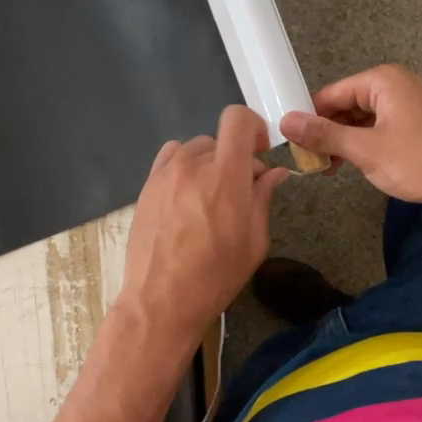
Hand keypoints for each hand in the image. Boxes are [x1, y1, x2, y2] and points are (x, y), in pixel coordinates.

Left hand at [118, 105, 291, 341]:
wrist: (161, 301)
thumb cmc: (215, 277)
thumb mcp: (254, 242)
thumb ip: (263, 199)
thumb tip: (274, 173)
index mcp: (225, 178)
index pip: (237, 120)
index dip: (253, 127)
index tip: (260, 149)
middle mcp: (192, 167)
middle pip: (219, 139)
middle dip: (235, 158)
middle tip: (241, 190)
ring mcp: (164, 175)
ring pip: (193, 149)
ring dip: (208, 162)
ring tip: (211, 194)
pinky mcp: (146, 187)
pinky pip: (169, 159)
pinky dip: (184, 167)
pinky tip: (187, 195)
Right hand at [279, 64, 421, 206]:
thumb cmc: (421, 162)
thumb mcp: (366, 150)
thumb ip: (324, 135)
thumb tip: (286, 122)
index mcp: (383, 81)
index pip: (331, 94)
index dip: (310, 119)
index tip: (295, 145)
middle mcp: (397, 84)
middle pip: (348, 104)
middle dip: (330, 132)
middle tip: (313, 163)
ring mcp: (412, 103)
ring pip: (365, 119)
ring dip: (348, 141)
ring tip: (332, 169)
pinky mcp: (421, 123)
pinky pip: (384, 127)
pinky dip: (368, 144)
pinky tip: (361, 165)